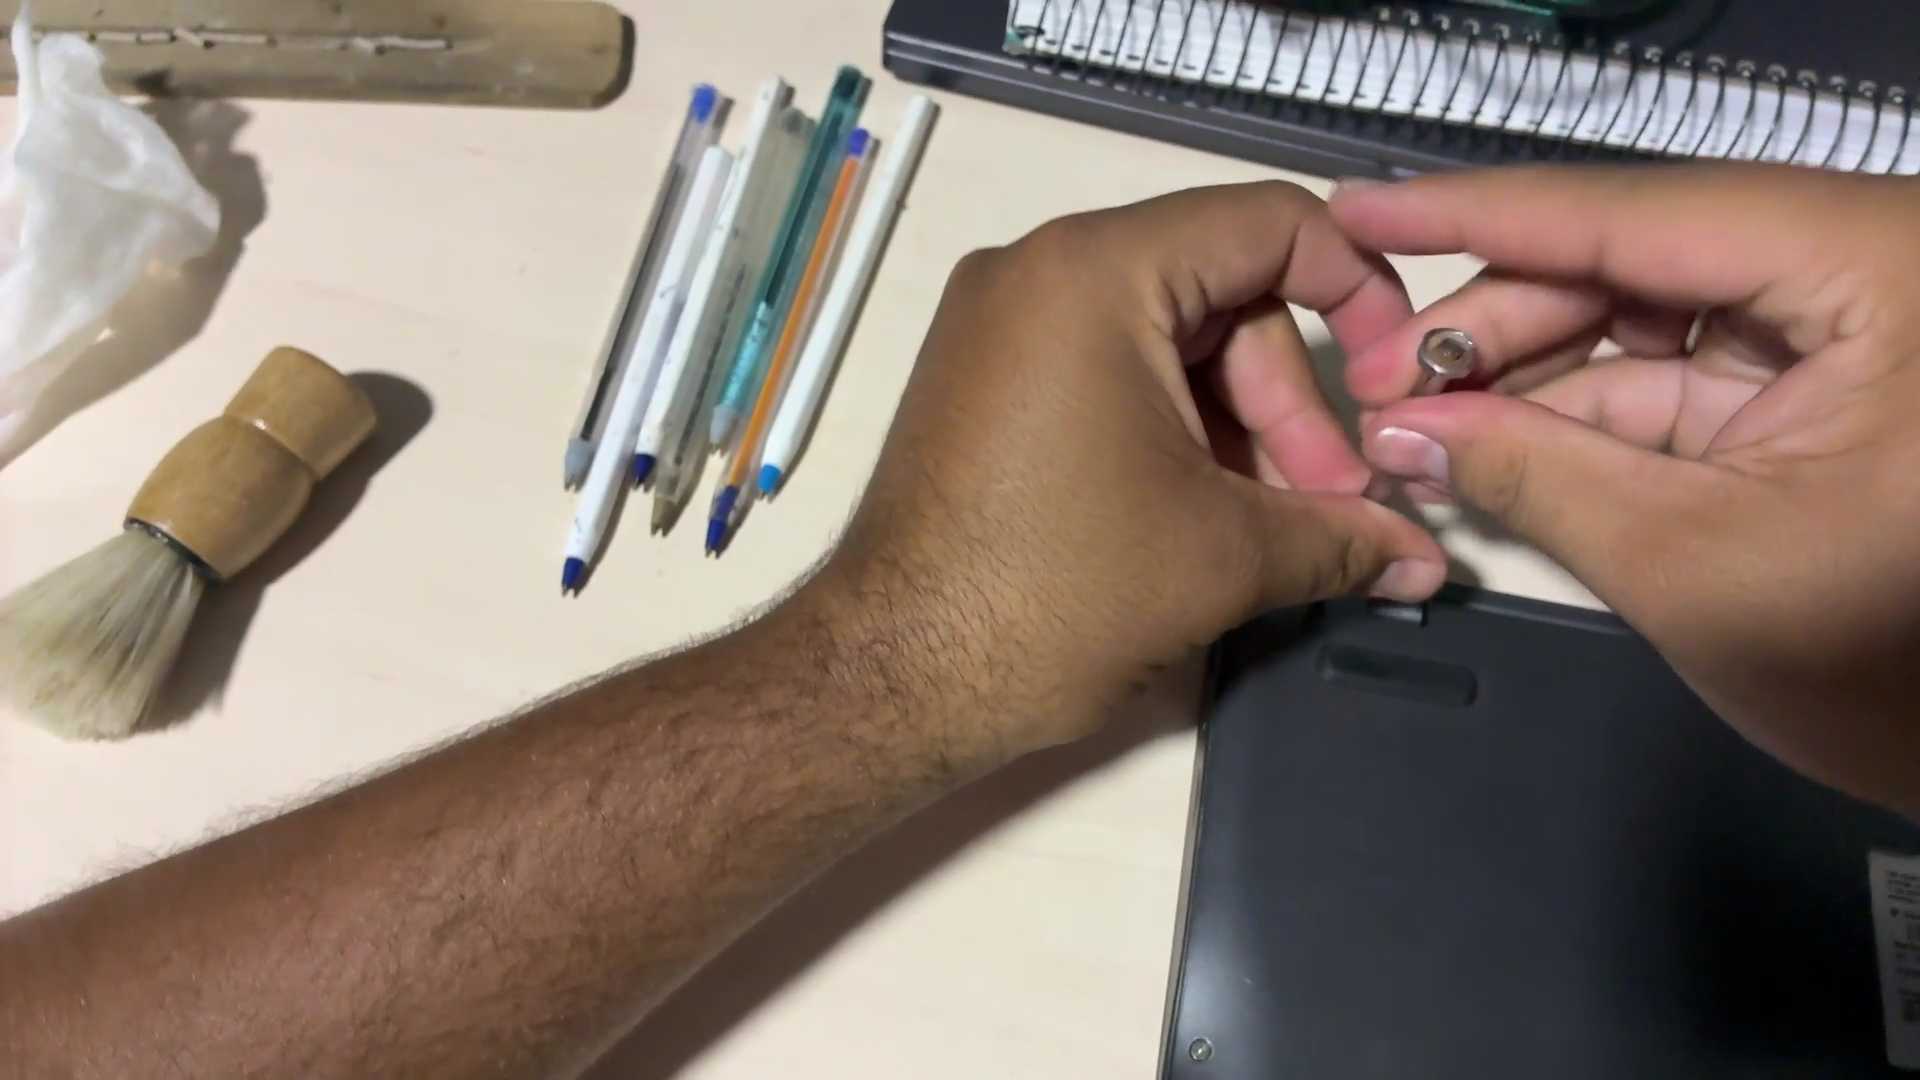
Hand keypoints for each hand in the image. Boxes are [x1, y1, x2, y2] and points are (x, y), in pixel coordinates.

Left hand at [810, 182, 1446, 765]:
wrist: (894, 671)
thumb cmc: (1056, 597)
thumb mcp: (1219, 557)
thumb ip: (1340, 536)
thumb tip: (1423, 557)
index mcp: (1093, 271)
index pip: (1269, 226)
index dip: (1360, 292)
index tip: (1395, 378)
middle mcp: (1030, 273)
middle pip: (1214, 298)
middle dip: (1284, 404)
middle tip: (1323, 502)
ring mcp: (992, 330)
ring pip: (1157, 345)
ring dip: (1228, 428)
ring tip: (1263, 524)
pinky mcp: (976, 385)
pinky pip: (1097, 375)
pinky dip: (1160, 430)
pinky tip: (1191, 508)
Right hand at [1331, 164, 1919, 819]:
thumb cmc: (1894, 667)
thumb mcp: (1685, 564)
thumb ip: (1529, 477)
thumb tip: (1394, 433)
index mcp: (1897, 279)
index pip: (1642, 216)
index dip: (1477, 212)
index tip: (1360, 206)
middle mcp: (1867, 277)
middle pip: (1619, 266)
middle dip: (1479, 329)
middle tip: (1373, 386)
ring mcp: (1830, 338)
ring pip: (1616, 324)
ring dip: (1499, 376)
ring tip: (1404, 426)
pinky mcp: (1797, 393)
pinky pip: (1638, 382)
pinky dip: (1544, 416)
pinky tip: (1464, 444)